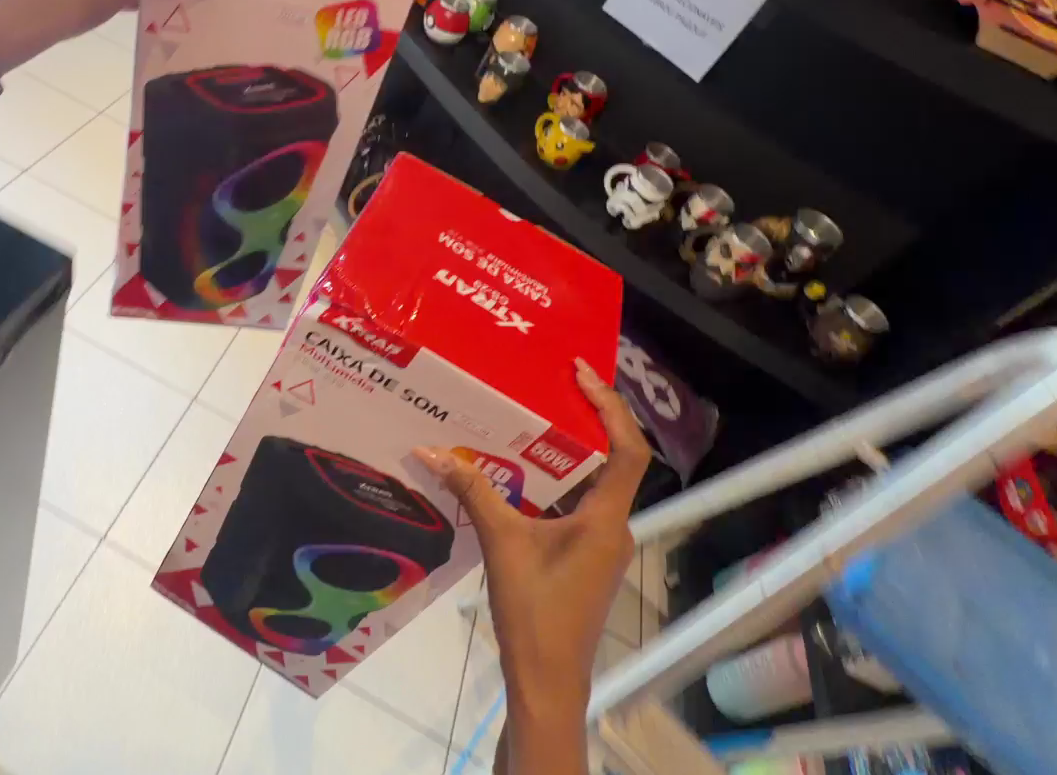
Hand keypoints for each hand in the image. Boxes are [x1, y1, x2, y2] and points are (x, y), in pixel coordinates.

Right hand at [413, 358, 652, 772]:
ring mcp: (602, 545)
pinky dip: (555, 483)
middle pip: (612, 461)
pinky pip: (578, 506)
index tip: (580, 375)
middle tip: (550, 386)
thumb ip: (472, 492)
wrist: (547, 681)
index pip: (627, 450)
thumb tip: (430, 451)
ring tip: (530, 420)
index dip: (610, 408)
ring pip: (592, 485)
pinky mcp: (586, 559)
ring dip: (567, 453)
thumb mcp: (501, 544)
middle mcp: (613, 527)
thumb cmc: (535, 611)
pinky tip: (519, 476)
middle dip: (586, 420)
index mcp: (606, 519)